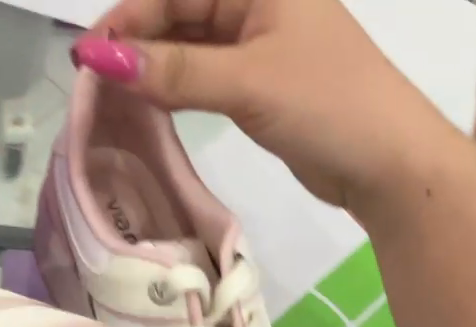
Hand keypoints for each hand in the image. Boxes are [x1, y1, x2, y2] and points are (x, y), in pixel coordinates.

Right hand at [79, 0, 460, 214]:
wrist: (386, 161)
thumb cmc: (327, 103)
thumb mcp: (248, 82)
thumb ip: (176, 72)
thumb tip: (103, 61)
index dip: (130, 19)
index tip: (88, 55)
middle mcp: (258, 4)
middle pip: (181, 14)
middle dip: (137, 44)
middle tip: (93, 81)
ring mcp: (259, 46)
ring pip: (190, 48)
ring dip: (153, 69)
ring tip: (110, 96)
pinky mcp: (259, 87)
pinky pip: (204, 78)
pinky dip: (175, 90)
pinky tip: (147, 105)